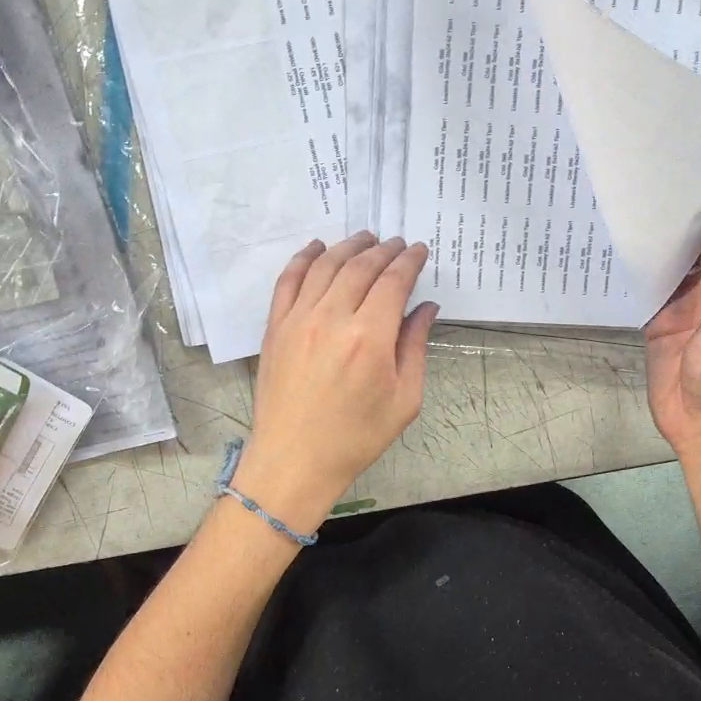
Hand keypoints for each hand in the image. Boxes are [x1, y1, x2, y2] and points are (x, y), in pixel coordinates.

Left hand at [231, 232, 438, 534]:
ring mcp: (298, 320)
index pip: (393, 282)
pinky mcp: (275, 328)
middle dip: (382, 250)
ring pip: (325, 266)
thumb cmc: (355, 438)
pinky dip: (304, 258)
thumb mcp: (404, 401)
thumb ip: (415, 348)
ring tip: (364, 239)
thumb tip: (425, 309)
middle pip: (360, 267)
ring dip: (348, 247)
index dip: (408, 262)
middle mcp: (332, 319)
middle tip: (396, 243)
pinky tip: (316, 248)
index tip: (419, 251)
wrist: (295, 460)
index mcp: (370, 338)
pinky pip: (289, 280)